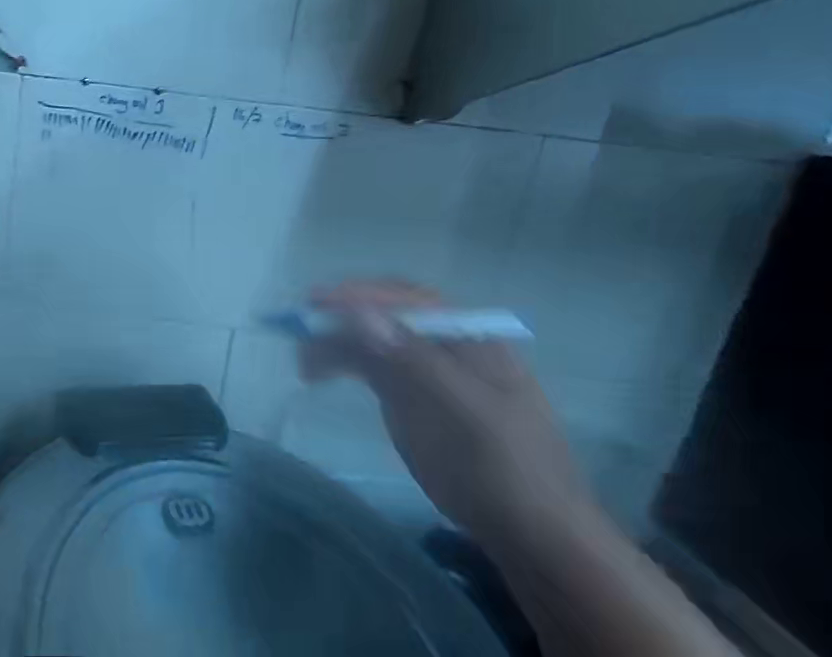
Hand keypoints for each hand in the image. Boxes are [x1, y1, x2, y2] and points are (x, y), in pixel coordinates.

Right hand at [300, 280, 590, 541]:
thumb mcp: (468, 413)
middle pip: (383, 314)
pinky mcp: (405, 395)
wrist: (532, 536)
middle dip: (340, 316)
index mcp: (468, 336)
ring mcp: (422, 369)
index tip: (317, 302)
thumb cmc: (509, 468)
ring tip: (302, 361)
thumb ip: (416, 360)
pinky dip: (338, 362)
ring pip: (368, 338)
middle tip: (299, 326)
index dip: (361, 295)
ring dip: (332, 341)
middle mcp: (441, 343)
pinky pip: (366, 365)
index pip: (407, 300)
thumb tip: (362, 315)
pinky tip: (316, 373)